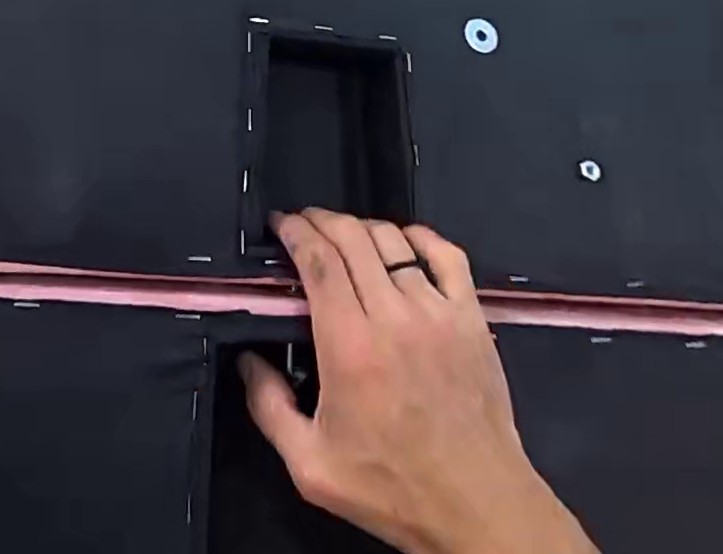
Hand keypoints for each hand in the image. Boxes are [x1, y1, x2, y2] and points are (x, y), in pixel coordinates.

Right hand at [239, 209, 598, 553]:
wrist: (475, 501)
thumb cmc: (391, 485)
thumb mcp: (311, 464)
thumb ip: (269, 407)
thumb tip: (247, 360)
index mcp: (350, 346)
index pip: (319, 262)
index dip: (296, 232)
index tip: (281, 222)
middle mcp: (393, 315)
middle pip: (352, 240)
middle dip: (321, 219)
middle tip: (304, 219)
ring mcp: (437, 309)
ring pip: (394, 242)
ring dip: (362, 226)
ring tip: (344, 231)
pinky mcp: (470, 314)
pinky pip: (447, 254)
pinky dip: (421, 235)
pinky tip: (405, 237)